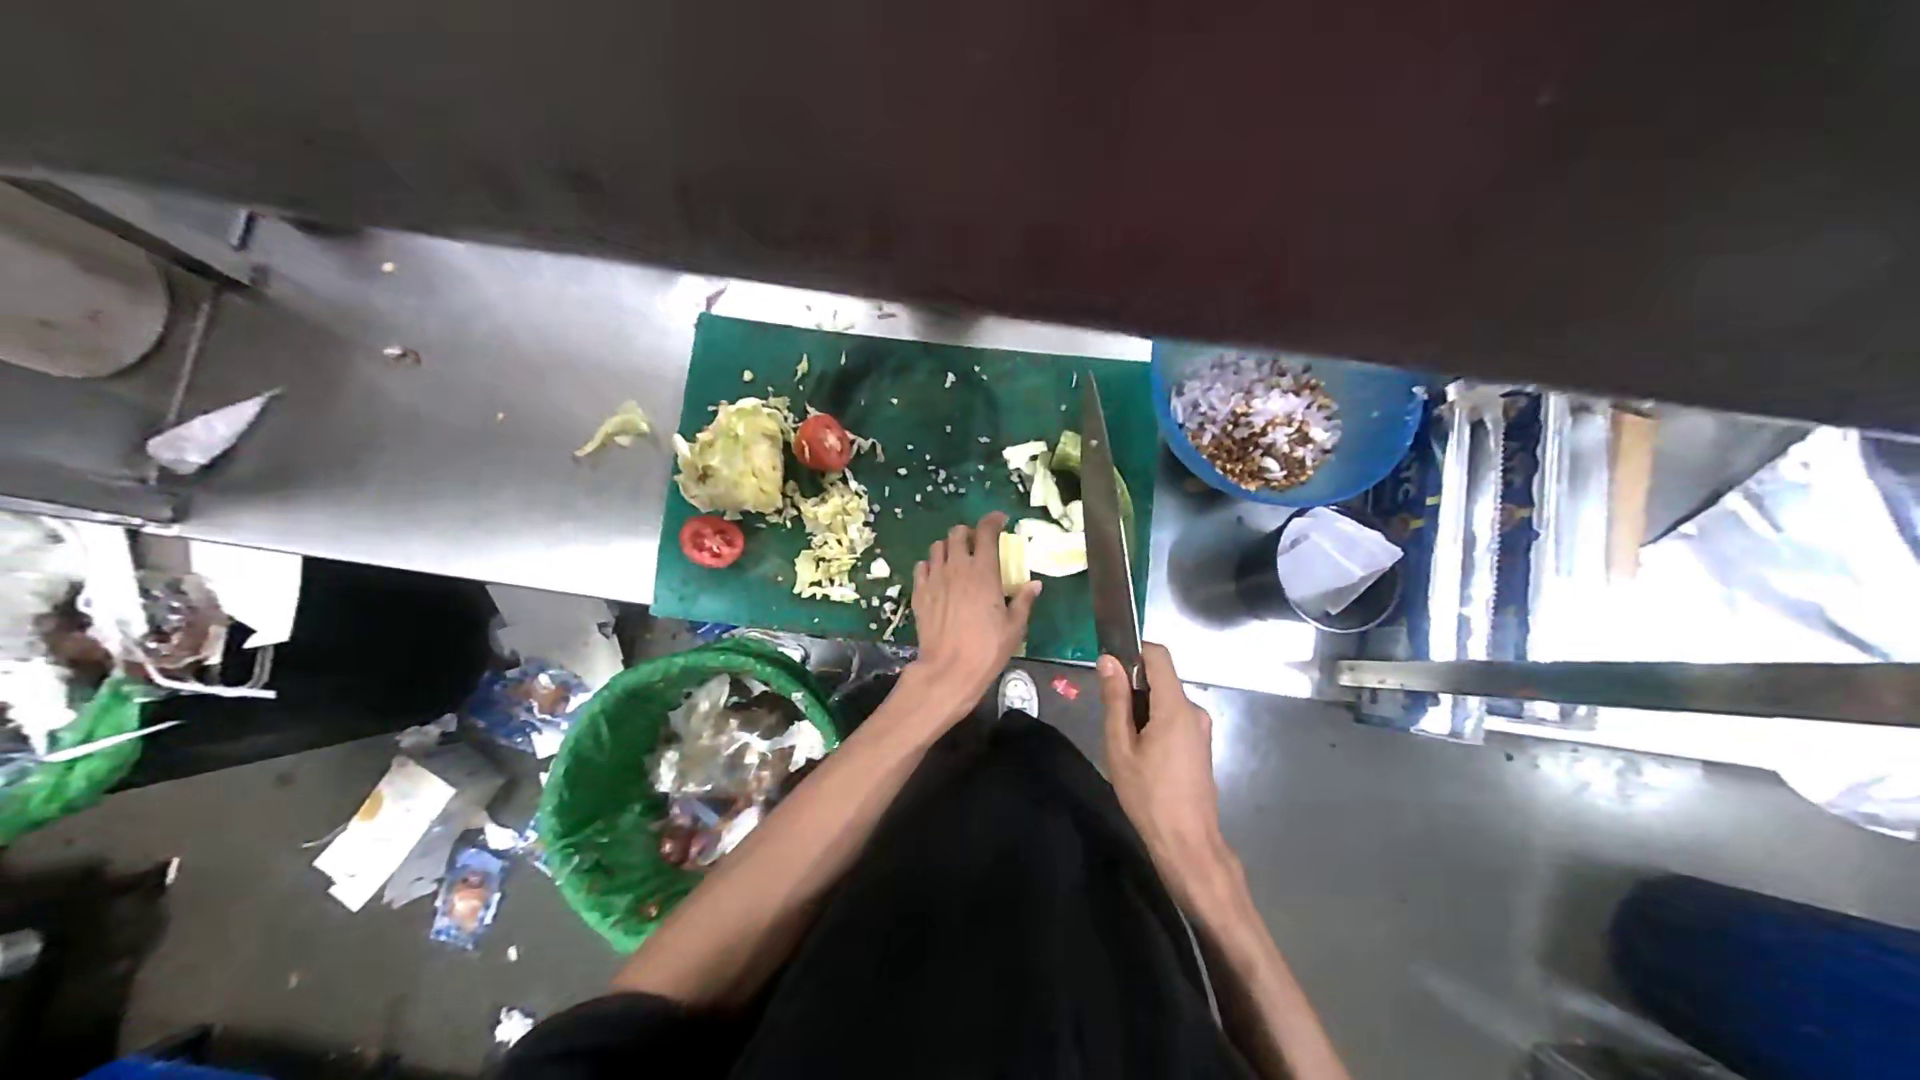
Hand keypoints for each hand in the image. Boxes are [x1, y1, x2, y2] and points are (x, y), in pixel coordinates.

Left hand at [908, 512, 1041, 721]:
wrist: (948, 669)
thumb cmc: (987, 648)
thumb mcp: (1015, 627)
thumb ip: (1024, 601)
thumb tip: (1034, 585)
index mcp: (983, 571)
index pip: (986, 532)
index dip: (993, 520)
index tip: (1000, 521)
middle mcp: (957, 568)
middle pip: (957, 533)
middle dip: (969, 533)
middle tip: (977, 544)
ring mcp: (934, 578)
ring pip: (937, 547)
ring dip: (949, 547)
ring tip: (957, 559)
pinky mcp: (919, 592)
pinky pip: (922, 567)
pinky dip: (931, 565)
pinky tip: (939, 577)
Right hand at [1098, 642, 1237, 911]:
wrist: (1187, 842)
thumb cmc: (1148, 795)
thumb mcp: (1120, 747)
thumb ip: (1115, 700)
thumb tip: (1108, 661)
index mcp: (1175, 707)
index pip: (1159, 655)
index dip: (1134, 653)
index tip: (1111, 669)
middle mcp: (1194, 710)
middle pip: (1161, 679)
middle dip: (1134, 688)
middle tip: (1111, 720)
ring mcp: (1201, 728)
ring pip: (1166, 700)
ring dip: (1143, 709)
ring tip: (1125, 743)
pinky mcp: (1201, 744)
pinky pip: (1175, 718)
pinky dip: (1156, 723)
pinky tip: (1143, 754)